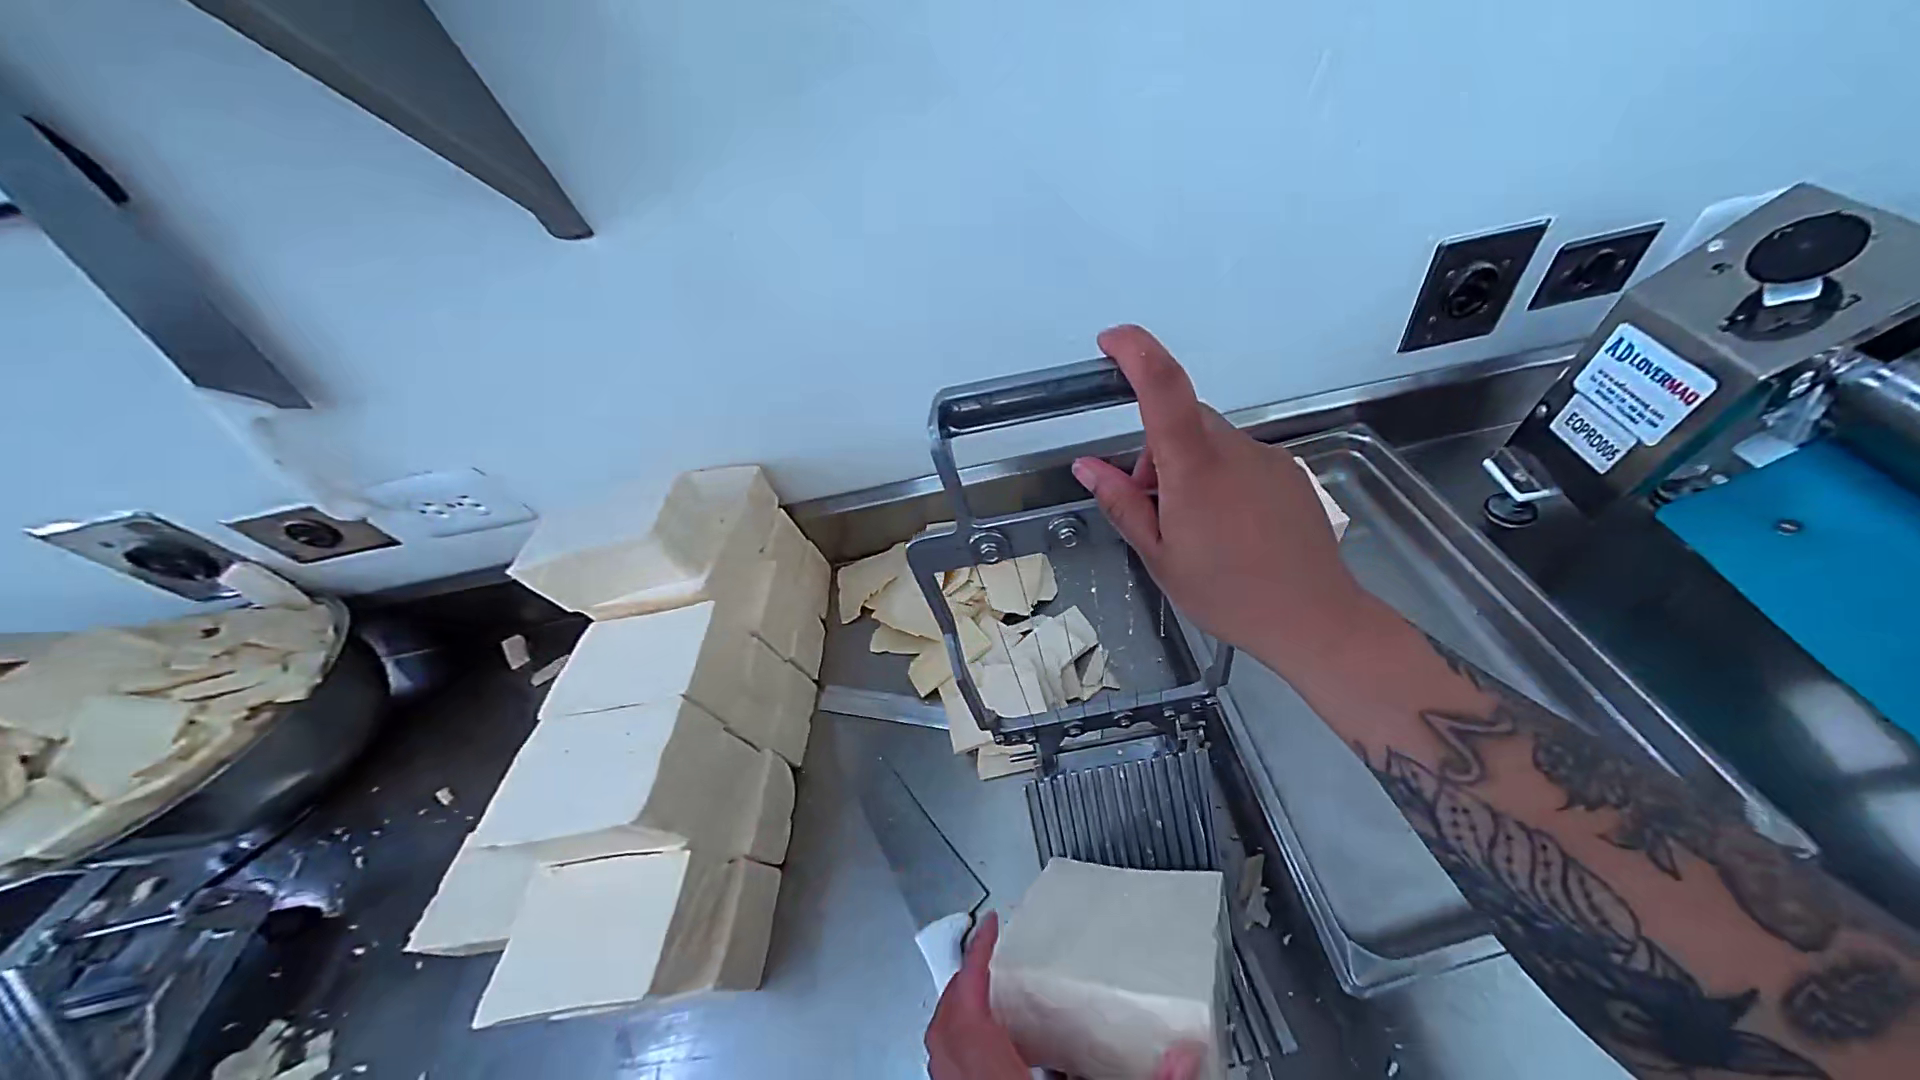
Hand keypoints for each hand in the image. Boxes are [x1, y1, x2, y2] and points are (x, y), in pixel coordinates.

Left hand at [925, 910, 1209, 1079]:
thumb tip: (1187, 1055)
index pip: (968, 1014)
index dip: (972, 965)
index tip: (988, 932)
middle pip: (942, 1031)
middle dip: (961, 985)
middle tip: (987, 959)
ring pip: (939, 1059)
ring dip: (959, 1019)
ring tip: (991, 998)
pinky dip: (965, 1055)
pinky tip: (1005, 1059)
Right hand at [1073, 325, 1373, 678]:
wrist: (1315, 618)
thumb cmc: (1227, 593)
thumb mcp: (1158, 556)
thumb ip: (1121, 504)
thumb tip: (1086, 467)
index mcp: (1195, 469)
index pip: (1165, 389)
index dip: (1137, 353)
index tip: (1112, 340)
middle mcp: (1235, 450)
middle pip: (1184, 421)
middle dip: (1156, 452)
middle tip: (1154, 507)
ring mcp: (1267, 458)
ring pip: (1211, 442)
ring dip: (1189, 468)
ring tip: (1195, 526)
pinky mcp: (1289, 471)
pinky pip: (1240, 458)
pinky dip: (1220, 478)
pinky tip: (1230, 527)